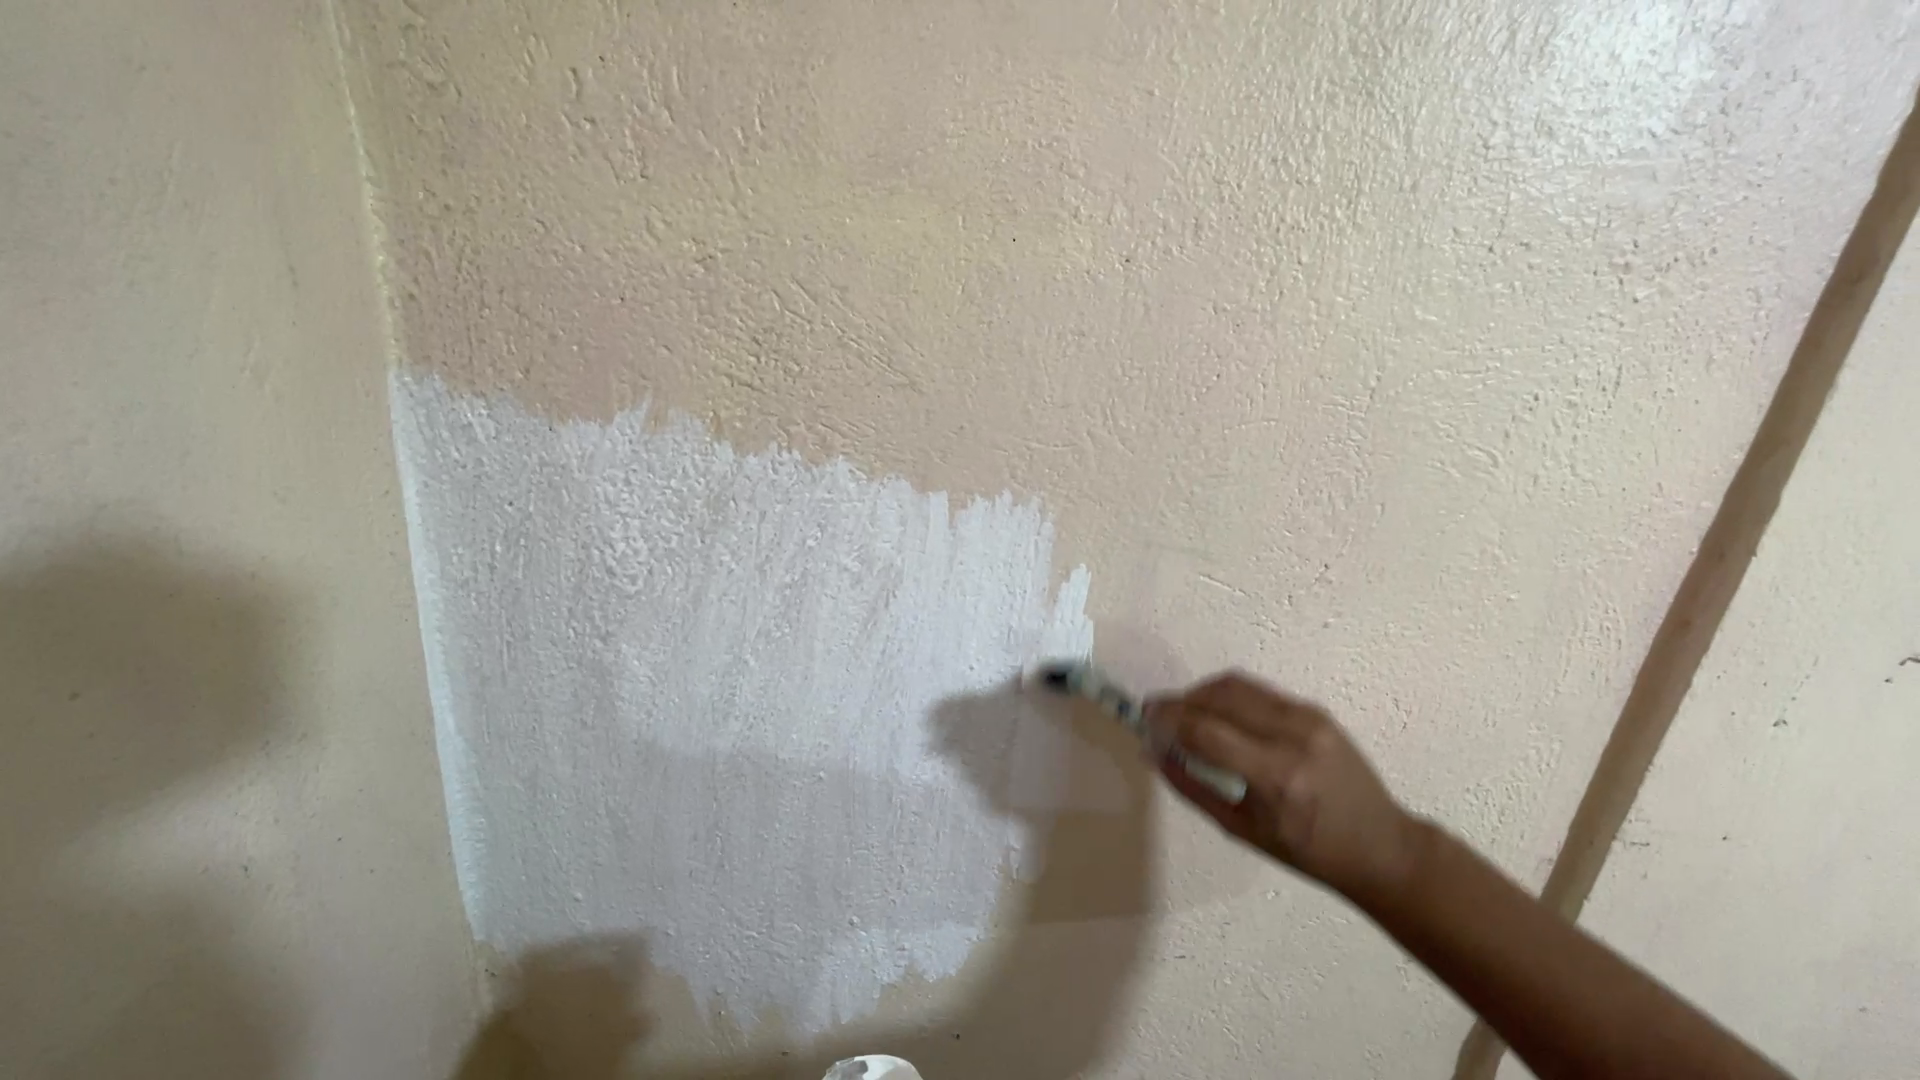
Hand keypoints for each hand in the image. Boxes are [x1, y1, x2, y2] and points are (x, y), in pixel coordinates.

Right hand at [1148, 671, 1424, 903]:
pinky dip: (1229, 696)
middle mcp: (1294, 738)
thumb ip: (1192, 788)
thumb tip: (1154, 752)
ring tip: (1183, 712)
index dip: (1168, 720)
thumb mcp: (1241, 829)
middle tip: (1156, 712)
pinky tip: (1218, 715)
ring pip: (1237, 685)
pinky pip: (1260, 692)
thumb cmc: (1307, 851)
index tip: (1145, 720)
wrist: (1380, 846)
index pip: (1206, 731)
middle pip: (1219, 697)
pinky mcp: (1316, 710)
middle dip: (1179, 701)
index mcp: (1276, 777)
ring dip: (1201, 693)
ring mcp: (1310, 719)